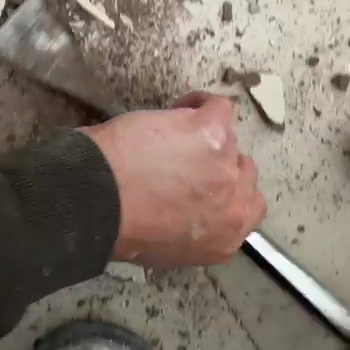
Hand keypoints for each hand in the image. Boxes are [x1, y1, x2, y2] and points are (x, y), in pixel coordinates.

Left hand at [79, 92, 266, 267]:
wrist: (102, 201)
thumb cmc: (119, 226)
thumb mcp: (165, 247)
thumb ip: (189, 228)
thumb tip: (182, 207)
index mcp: (224, 240)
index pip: (246, 209)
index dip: (225, 190)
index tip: (200, 181)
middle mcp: (235, 205)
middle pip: (242, 173)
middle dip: (217, 164)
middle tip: (185, 156)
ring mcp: (226, 166)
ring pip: (229, 139)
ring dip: (205, 135)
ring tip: (172, 132)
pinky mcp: (211, 132)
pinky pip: (220, 107)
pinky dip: (200, 102)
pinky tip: (178, 106)